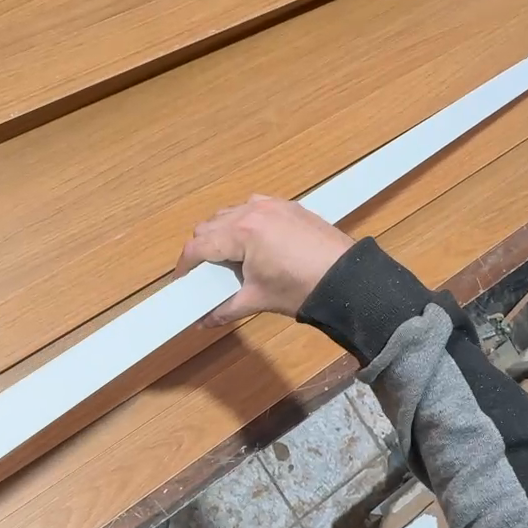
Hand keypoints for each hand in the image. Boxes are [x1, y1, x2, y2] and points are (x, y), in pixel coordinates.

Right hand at [174, 194, 353, 326]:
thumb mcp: (257, 300)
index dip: (184, 265)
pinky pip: (253, 206)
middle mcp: (251, 211)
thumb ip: (224, 310)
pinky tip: (251, 241)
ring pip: (229, 212)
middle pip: (209, 226)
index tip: (182, 280)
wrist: (346, 279)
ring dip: (221, 232)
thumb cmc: (300, 289)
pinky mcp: (287, 206)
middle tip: (205, 272)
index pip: (198, 245)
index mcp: (240, 233)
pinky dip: (243, 221)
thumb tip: (203, 322)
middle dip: (202, 248)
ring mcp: (271, 204)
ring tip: (227, 257)